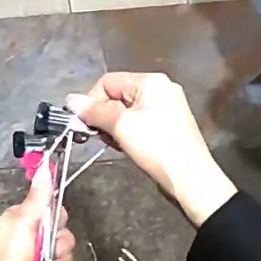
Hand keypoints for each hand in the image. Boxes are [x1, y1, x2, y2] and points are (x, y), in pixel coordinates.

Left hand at [0, 162, 75, 260]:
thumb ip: (38, 198)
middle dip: (60, 239)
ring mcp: (34, 255)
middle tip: (48, 248)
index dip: (55, 216)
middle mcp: (27, 234)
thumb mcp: (23, 224)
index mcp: (19, 217)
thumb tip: (45, 166)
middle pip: (59, 228)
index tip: (53, 224)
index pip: (48, 206)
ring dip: (61, 256)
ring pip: (63, 247)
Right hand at [66, 72, 236, 226]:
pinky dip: (128, 132)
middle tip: (100, 135)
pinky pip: (139, 121)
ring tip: (116, 143)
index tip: (85, 123)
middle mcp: (160, 88)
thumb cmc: (156, 147)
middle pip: (117, 95)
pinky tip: (128, 147)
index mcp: (151, 81)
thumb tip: (71, 99)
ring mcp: (166, 107)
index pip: (108, 81)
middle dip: (104, 115)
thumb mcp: (120, 125)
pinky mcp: (168, 124)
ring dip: (114, 126)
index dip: (92, 100)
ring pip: (126, 110)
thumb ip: (94, 110)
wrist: (190, 178)